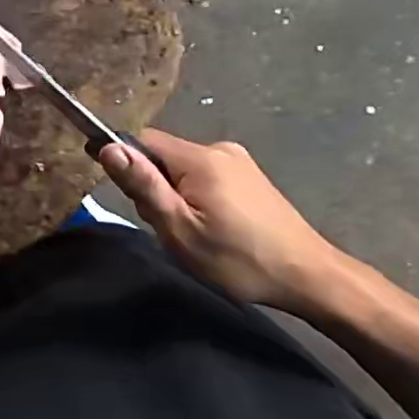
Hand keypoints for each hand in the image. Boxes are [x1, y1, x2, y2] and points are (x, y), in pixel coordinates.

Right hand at [98, 129, 347, 312]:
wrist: (310, 278)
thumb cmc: (237, 258)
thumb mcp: (179, 228)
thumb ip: (143, 185)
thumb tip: (108, 148)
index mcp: (200, 159)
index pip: (141, 139)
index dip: (123, 160)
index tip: (123, 192)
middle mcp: (219, 149)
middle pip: (161, 155)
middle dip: (152, 184)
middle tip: (166, 225)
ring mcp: (238, 162)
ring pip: (180, 167)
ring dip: (173, 193)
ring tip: (190, 230)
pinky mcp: (249, 177)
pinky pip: (202, 175)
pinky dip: (193, 195)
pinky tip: (209, 225)